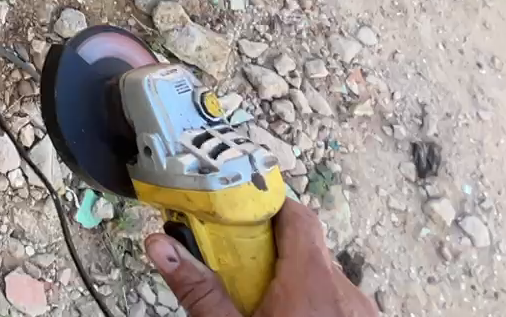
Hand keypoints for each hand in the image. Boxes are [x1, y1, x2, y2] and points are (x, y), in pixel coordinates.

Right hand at [146, 200, 376, 316]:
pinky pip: (338, 304)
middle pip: (304, 246)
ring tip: (256, 300)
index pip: (297, 215)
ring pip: (321, 277)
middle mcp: (348, 294)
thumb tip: (157, 242)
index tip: (230, 205)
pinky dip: (309, 301)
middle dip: (264, 246)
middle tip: (230, 261)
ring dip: (286, 276)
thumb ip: (198, 289)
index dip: (265, 201)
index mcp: (315, 283)